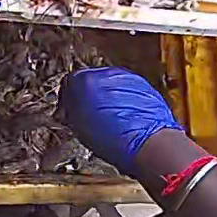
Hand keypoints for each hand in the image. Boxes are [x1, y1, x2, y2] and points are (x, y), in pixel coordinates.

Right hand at [60, 67, 182, 176]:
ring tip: (108, 120)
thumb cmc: (113, 138)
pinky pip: (127, 90)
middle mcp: (105, 74)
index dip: (68, 100)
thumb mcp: (78, 127)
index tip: (69, 111)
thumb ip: (71, 111)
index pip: (69, 83)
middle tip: (88, 116)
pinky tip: (123, 118)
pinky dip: (123, 100)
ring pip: (109, 85)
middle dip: (88, 97)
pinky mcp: (144, 85)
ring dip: (107, 98)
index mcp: (84, 81)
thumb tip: (69, 109)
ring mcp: (126, 78)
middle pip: (90, 81)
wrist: (148, 142)